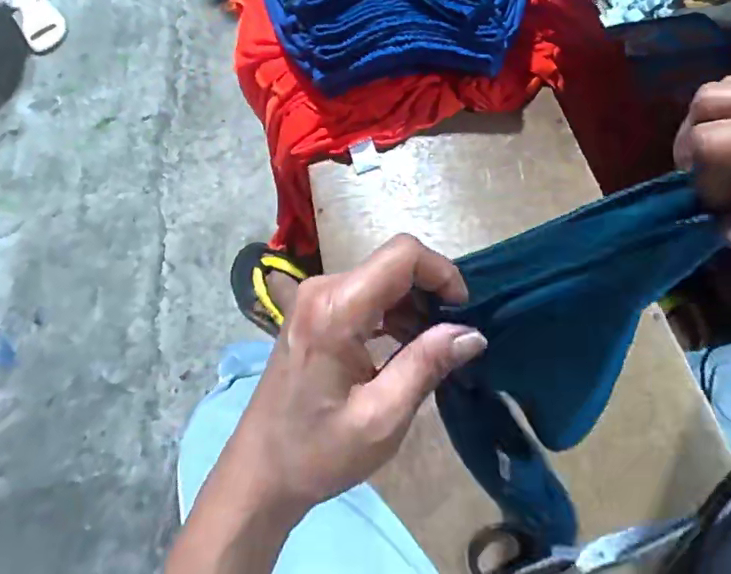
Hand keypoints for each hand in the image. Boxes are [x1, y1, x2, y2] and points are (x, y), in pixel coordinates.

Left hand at [241, 234, 484, 509]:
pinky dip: (394, 310)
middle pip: (394, 263)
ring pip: (383, 276)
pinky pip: (367, 291)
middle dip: (431, 291)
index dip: (441, 272)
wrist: (258, 475)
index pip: (403, 255)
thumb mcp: (381, 418)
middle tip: (453, 334)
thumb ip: (426, 365)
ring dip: (415, 303)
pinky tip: (406, 346)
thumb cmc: (316, 451)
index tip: (463, 310)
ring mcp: (316, 296)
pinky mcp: (316, 309)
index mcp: (337, 308)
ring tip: (433, 346)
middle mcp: (324, 288)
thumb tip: (472, 332)